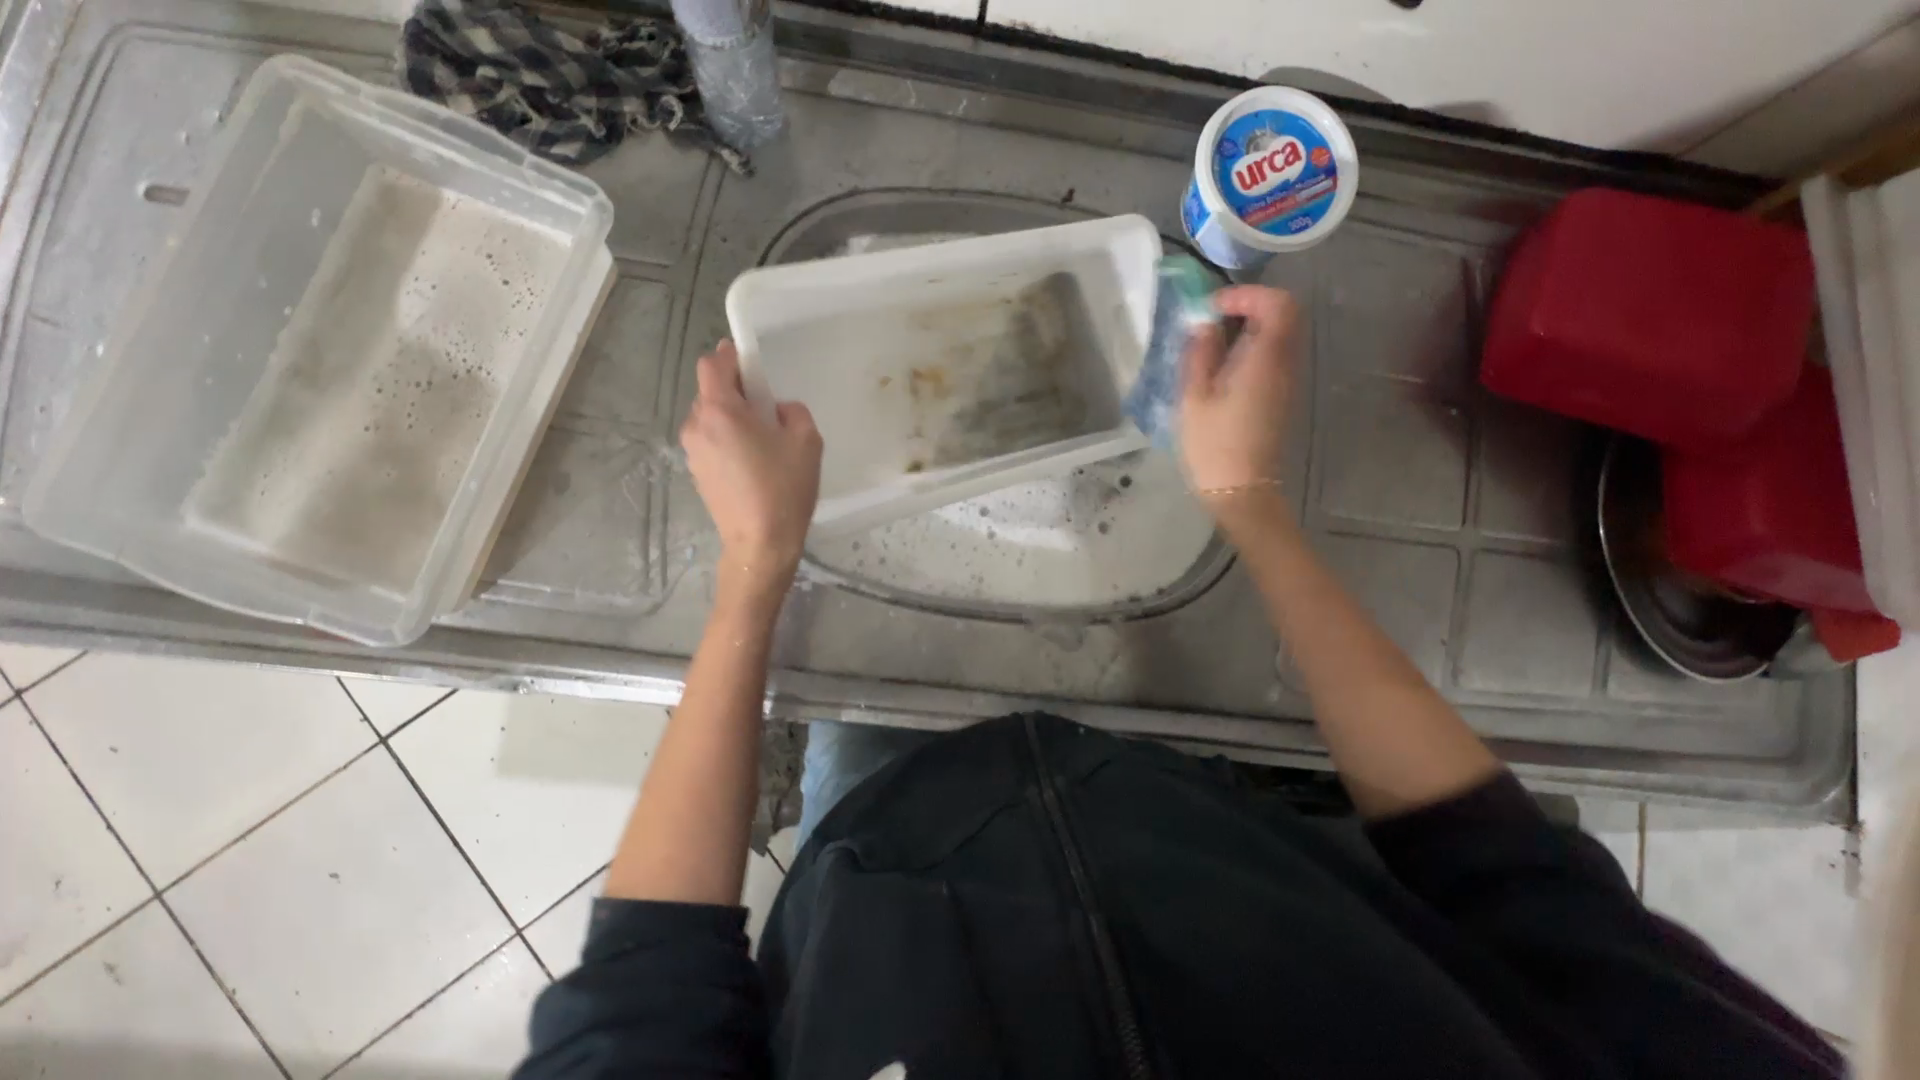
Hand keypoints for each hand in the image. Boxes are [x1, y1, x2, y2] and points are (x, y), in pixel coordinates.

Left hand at [680, 339, 822, 592]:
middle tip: (766, 408)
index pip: (712, 364)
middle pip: (710, 391)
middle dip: (735, 391)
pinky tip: (752, 462)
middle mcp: (697, 426)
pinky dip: (727, 440)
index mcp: (721, 411)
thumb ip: (792, 411)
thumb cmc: (784, 489)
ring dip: (731, 418)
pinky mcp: (696, 473)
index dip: (730, 356)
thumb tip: (776, 411)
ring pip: (709, 418)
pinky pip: (710, 442)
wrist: (760, 543)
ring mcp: (693, 452)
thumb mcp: (806, 441)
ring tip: (761, 440)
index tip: (750, 361)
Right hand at [1178, 285, 1300, 510]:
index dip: (1246, 295)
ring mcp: (1288, 381)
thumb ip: (1200, 352)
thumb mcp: (1194, 396)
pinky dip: (1253, 347)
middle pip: (1285, 314)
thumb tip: (1204, 322)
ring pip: (1281, 334)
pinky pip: (1275, 356)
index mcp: (1266, 359)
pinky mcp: (1282, 396)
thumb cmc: (1213, 446)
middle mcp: (1286, 364)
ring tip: (1213, 343)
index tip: (1213, 308)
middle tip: (1214, 319)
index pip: (1277, 303)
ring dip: (1251, 327)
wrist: (1241, 492)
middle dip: (1250, 306)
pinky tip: (1223, 367)